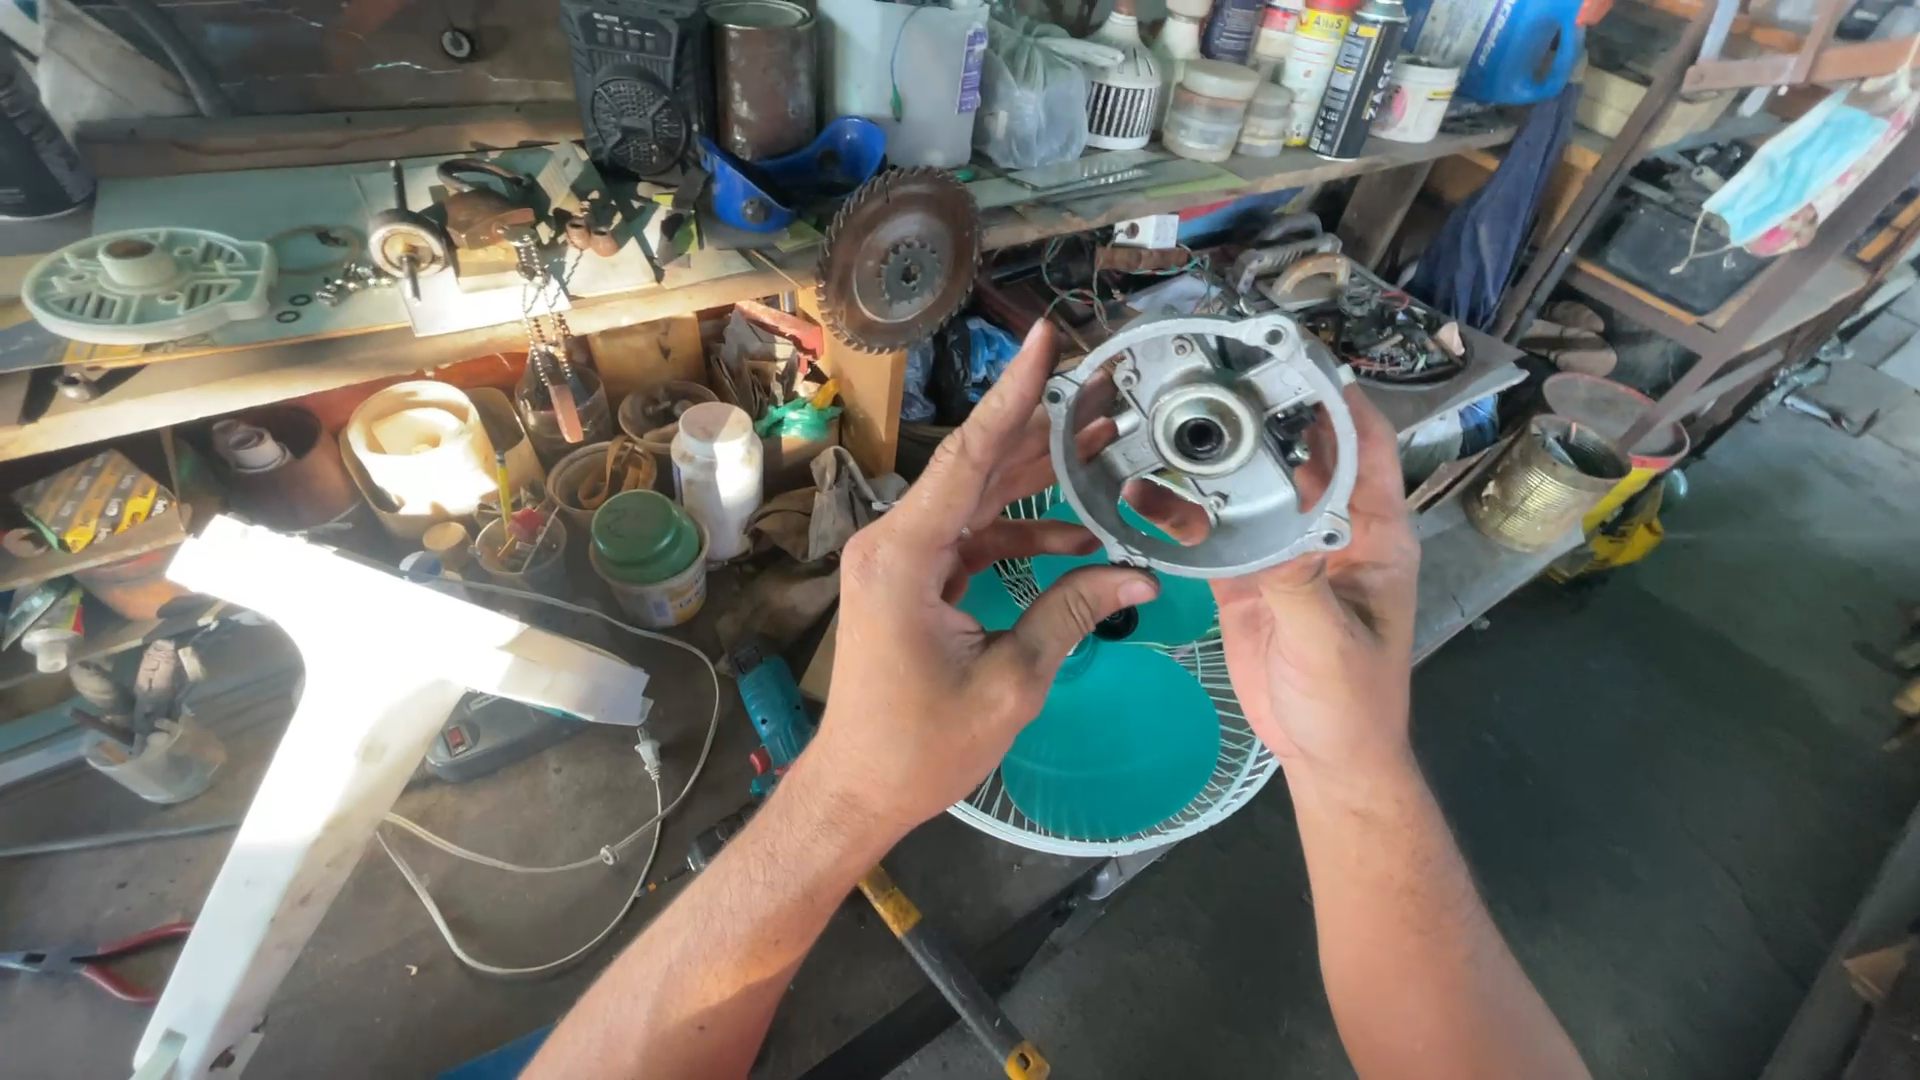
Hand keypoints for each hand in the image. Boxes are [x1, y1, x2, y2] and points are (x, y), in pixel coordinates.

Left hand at [804, 322, 1159, 838]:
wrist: (859, 786)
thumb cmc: (922, 745)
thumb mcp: (1012, 680)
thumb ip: (1072, 613)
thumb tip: (1139, 573)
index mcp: (905, 554)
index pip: (969, 455)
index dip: (1014, 393)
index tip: (1045, 337)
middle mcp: (894, 540)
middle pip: (976, 466)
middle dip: (1041, 429)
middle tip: (1102, 394)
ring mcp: (900, 558)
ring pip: (976, 499)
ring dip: (1035, 481)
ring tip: (1103, 452)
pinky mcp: (911, 579)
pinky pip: (970, 538)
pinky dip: (1017, 535)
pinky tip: (1073, 539)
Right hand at [1217, 386, 1419, 781]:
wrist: (1321, 750)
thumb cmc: (1350, 700)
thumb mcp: (1330, 642)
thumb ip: (1298, 584)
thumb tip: (1266, 529)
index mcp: (1368, 535)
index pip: (1363, 449)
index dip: (1338, 400)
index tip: (1297, 359)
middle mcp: (1326, 530)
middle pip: (1299, 458)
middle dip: (1267, 417)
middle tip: (1218, 380)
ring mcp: (1283, 552)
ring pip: (1254, 492)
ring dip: (1223, 463)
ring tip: (1179, 427)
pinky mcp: (1248, 577)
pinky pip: (1218, 535)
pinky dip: (1192, 515)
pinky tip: (1161, 495)